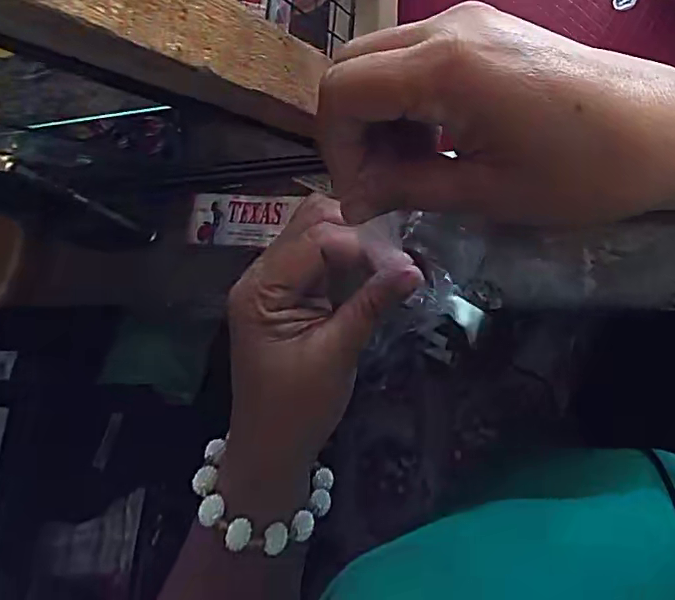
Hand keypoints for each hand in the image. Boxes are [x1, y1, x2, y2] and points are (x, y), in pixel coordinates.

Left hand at [224, 195, 421, 498]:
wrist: (271, 451)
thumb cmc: (297, 410)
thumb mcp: (337, 356)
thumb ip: (370, 304)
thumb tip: (414, 267)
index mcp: (260, 288)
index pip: (315, 240)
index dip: (362, 244)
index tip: (403, 261)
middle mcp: (262, 272)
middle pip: (312, 221)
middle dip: (358, 229)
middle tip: (399, 251)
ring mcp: (276, 278)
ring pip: (319, 230)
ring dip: (357, 238)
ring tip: (393, 256)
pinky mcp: (292, 288)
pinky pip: (323, 253)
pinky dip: (352, 255)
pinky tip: (378, 267)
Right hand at [318, 1, 674, 225]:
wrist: (669, 127)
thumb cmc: (585, 169)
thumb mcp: (489, 191)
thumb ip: (407, 187)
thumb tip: (356, 200)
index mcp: (442, 63)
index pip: (341, 91)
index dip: (336, 149)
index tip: (362, 197)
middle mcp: (447, 24)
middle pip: (353, 63)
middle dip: (351, 127)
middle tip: (380, 182)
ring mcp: (469, 18)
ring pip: (384, 55)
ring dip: (379, 110)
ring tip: (411, 165)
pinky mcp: (488, 26)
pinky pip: (420, 52)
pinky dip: (409, 93)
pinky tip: (440, 133)